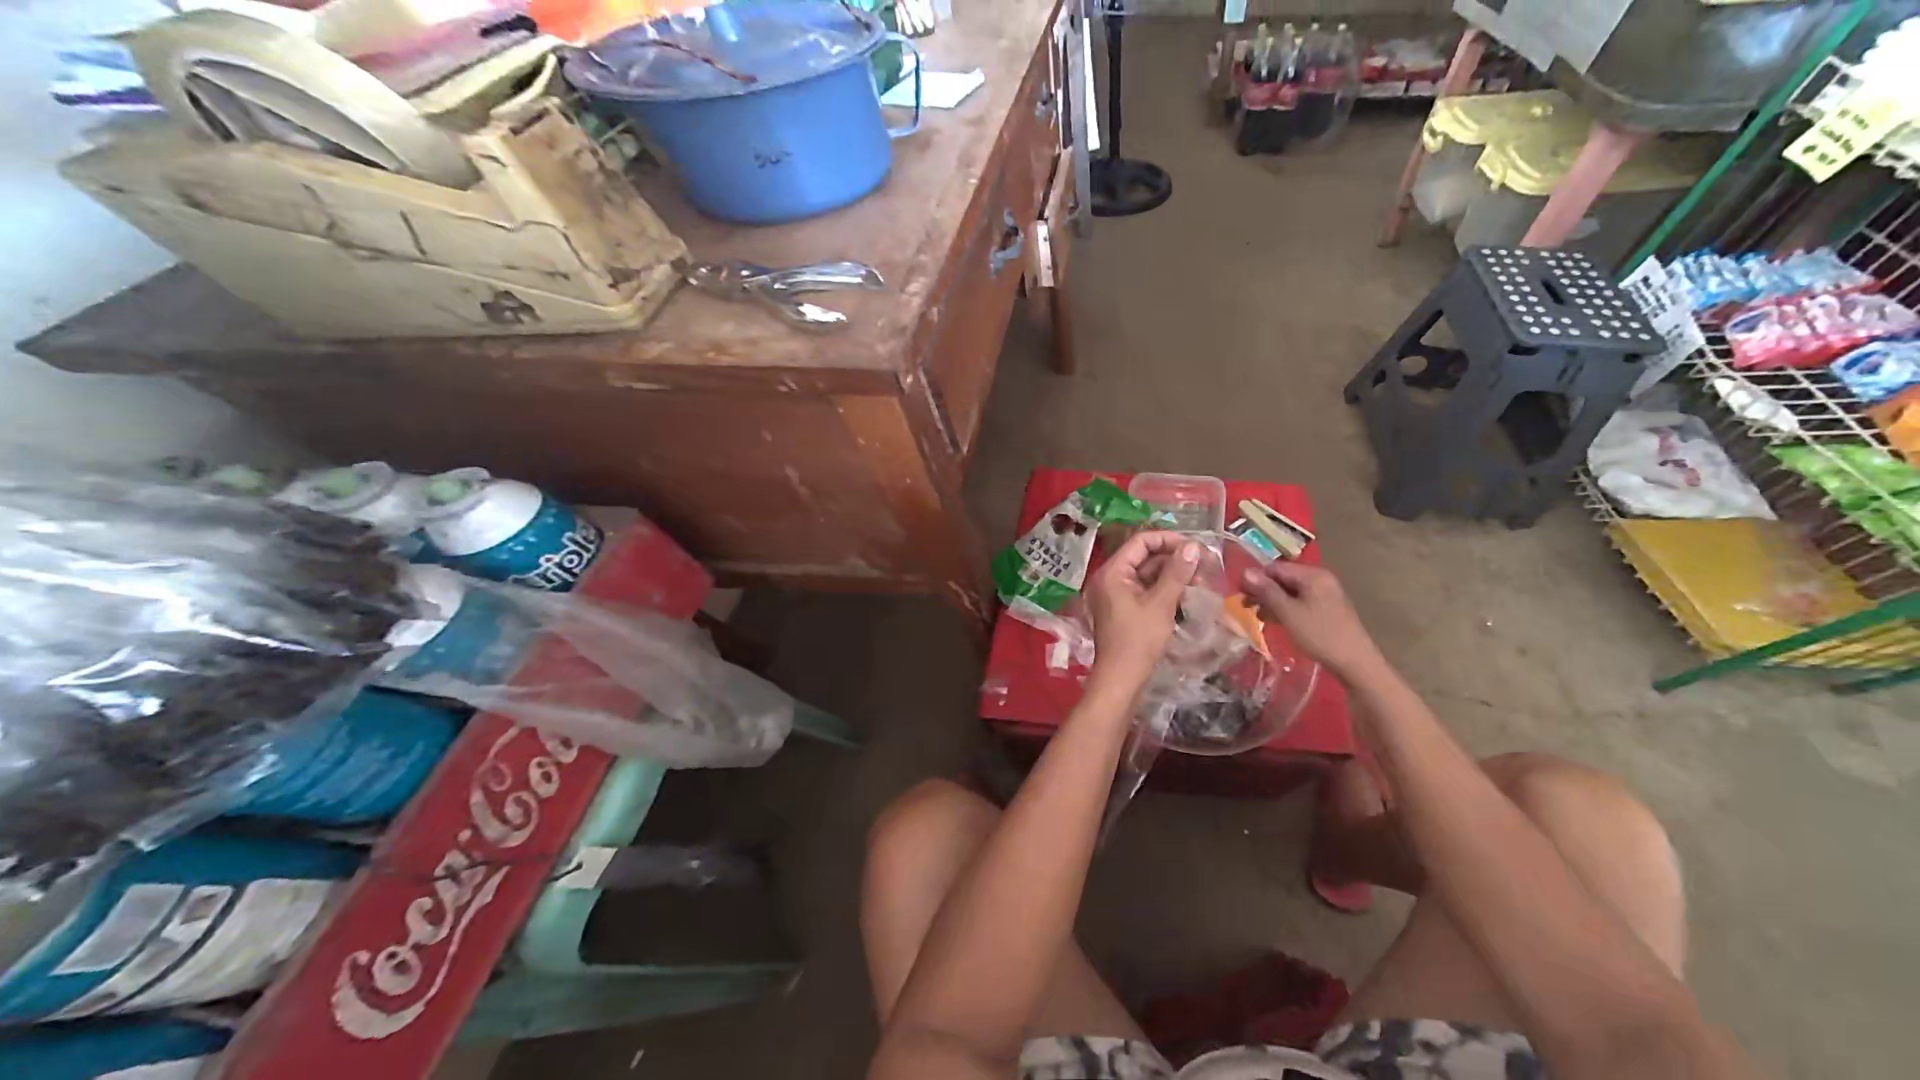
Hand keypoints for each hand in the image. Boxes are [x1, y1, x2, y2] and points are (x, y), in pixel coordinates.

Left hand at [1084, 531, 1201, 691]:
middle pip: (1143, 557)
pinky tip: (1185, 595)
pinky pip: (1144, 591)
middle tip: (1203, 566)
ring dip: (1171, 576)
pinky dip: (1163, 591)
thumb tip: (1192, 546)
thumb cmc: (1138, 640)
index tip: (1195, 547)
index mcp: (1112, 572)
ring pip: (1146, 575)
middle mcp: (1109, 578)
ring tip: (1199, 581)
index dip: (1168, 540)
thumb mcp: (1161, 604)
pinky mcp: (1122, 610)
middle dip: (1173, 560)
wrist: (1121, 678)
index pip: (1140, 542)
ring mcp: (1114, 595)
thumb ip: (1176, 573)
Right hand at [1239, 561, 1381, 678]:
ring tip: (1258, 616)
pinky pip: (1300, 601)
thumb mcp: (1288, 612)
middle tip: (1245, 606)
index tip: (1240, 594)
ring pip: (1290, 591)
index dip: (1255, 578)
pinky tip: (1275, 620)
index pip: (1275, 568)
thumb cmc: (1319, 634)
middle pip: (1283, 578)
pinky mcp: (1326, 608)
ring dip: (1272, 601)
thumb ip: (1266, 590)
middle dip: (1263, 591)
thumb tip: (1246, 571)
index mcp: (1313, 575)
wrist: (1354, 662)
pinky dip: (1285, 608)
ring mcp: (1325, 594)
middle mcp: (1320, 579)